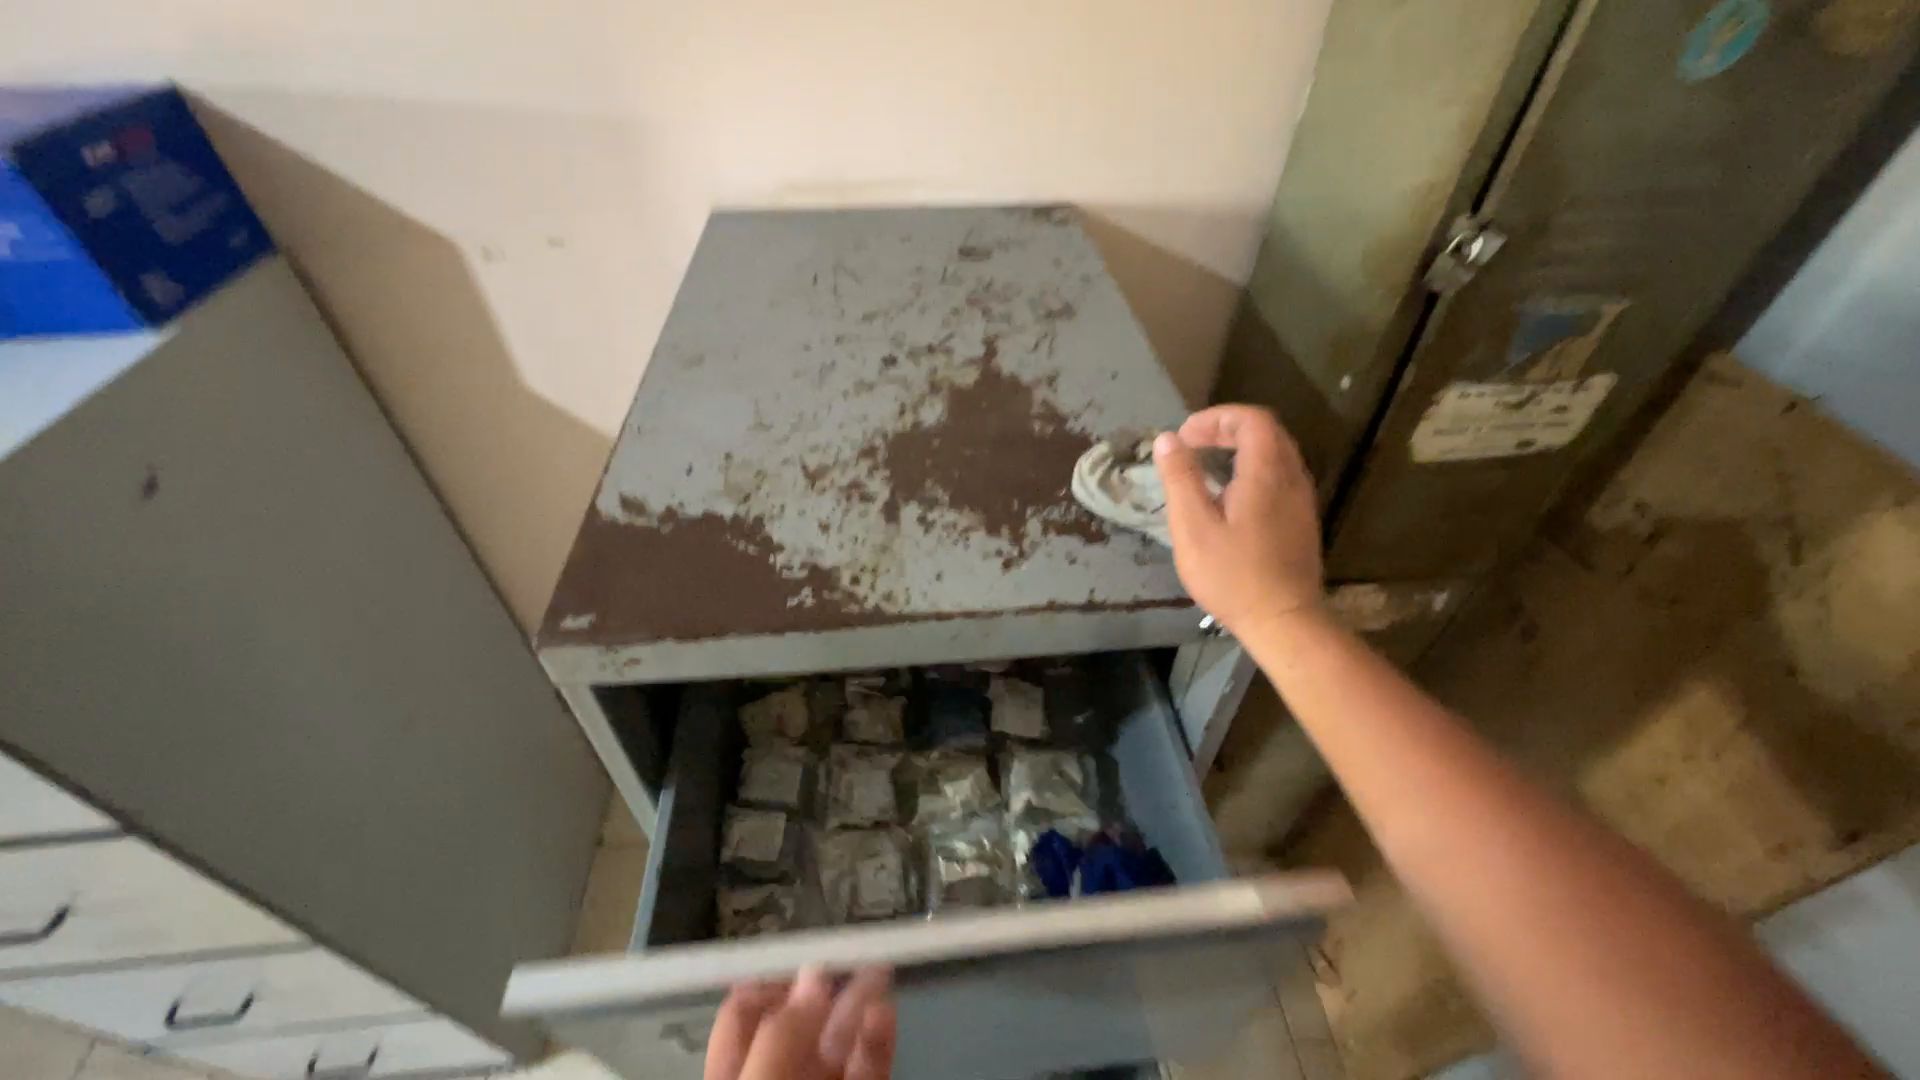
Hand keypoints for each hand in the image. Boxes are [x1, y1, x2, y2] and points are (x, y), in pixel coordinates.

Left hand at [706, 967, 895, 1079]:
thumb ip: (780, 1039)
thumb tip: (815, 973)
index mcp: (733, 1072)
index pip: (743, 1011)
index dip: (771, 980)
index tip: (806, 958)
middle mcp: (773, 1074)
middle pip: (796, 1022)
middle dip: (826, 987)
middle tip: (854, 958)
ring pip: (835, 1043)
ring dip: (857, 1007)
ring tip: (878, 974)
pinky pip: (867, 1069)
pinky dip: (877, 1042)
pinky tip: (885, 1013)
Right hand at [1153, 405, 1324, 635]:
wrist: (1283, 620)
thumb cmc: (1232, 575)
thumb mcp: (1193, 527)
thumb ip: (1180, 478)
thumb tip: (1167, 439)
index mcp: (1266, 473)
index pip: (1251, 419)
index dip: (1216, 417)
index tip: (1185, 436)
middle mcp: (1292, 478)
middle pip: (1266, 431)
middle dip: (1227, 428)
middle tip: (1192, 444)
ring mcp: (1302, 500)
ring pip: (1276, 453)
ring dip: (1241, 448)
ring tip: (1207, 465)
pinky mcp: (1302, 520)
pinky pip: (1280, 475)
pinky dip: (1253, 468)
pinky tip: (1230, 494)